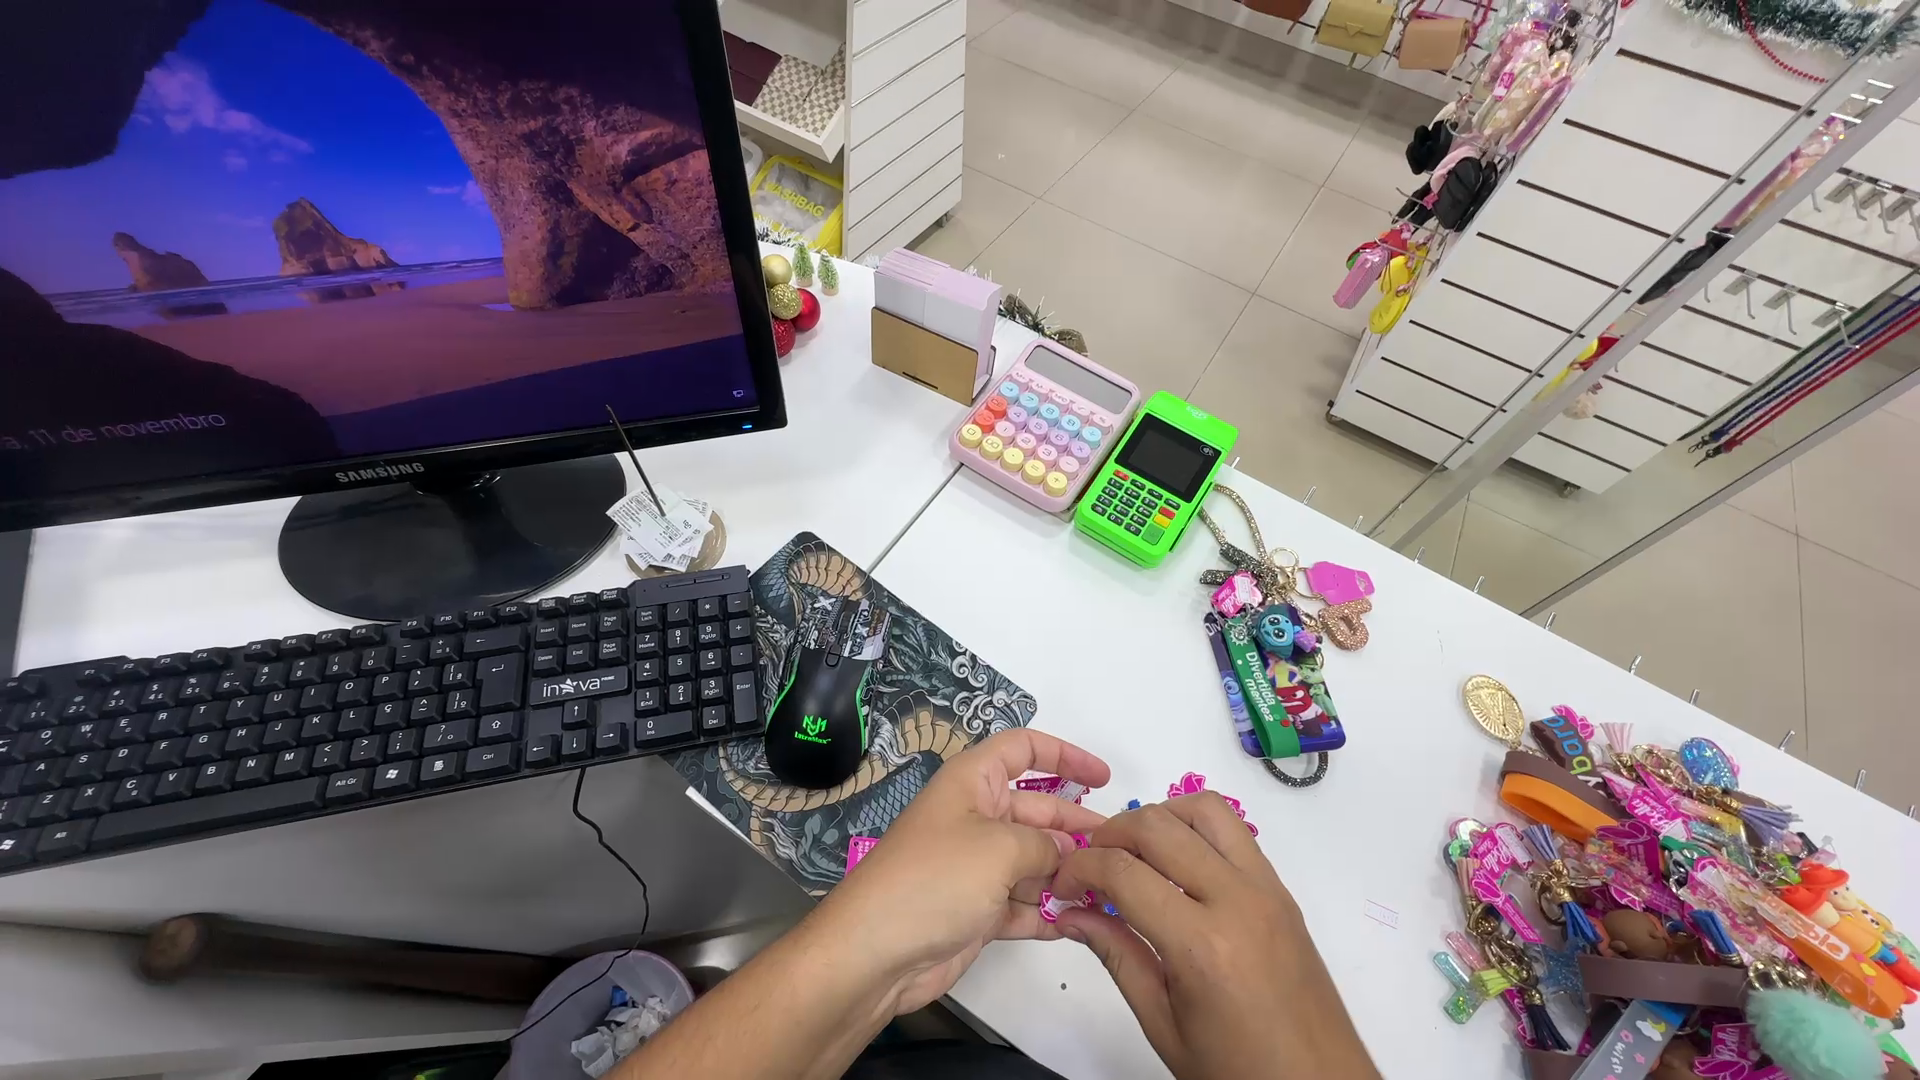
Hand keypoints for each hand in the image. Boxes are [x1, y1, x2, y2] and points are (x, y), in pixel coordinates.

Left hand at [808, 728, 1109, 1013]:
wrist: (877, 951)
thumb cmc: (937, 878)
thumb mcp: (1001, 848)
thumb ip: (1046, 844)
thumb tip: (1067, 854)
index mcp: (974, 782)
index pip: (1024, 750)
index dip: (1065, 755)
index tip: (1105, 777)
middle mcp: (977, 816)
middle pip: (1038, 809)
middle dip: (1076, 826)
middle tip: (1118, 850)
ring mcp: (976, 865)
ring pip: (1034, 859)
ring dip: (1067, 873)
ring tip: (1107, 890)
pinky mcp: (977, 908)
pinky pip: (1023, 902)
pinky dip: (1047, 911)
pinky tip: (1078, 922)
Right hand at [1051, 794, 1380, 1079]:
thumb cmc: (1237, 1071)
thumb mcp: (1163, 1025)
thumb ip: (1116, 956)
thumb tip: (1070, 912)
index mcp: (1202, 945)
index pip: (1123, 872)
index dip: (1080, 869)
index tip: (1062, 885)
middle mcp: (1236, 900)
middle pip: (1157, 826)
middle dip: (1109, 835)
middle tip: (1090, 866)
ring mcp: (1265, 888)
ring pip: (1201, 810)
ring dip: (1157, 818)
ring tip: (1134, 853)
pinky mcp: (1281, 889)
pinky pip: (1233, 831)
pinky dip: (1194, 827)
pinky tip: (1175, 863)